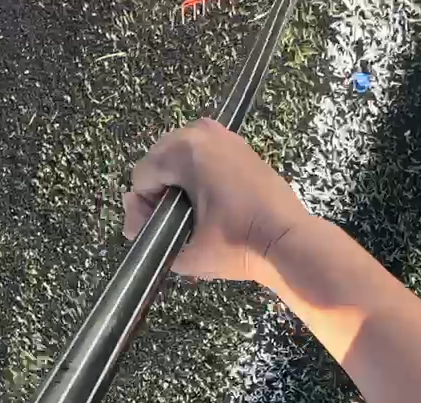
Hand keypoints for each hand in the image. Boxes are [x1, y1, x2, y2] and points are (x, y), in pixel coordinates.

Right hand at [122, 117, 310, 283]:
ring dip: (180, 187)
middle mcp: (204, 132)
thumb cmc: (240, 247)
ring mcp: (225, 137)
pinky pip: (207, 160)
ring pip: (183, 160)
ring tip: (191, 220)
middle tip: (171, 227)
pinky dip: (202, 180)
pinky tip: (210, 208)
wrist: (287, 243)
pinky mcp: (242, 149)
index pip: (142, 176)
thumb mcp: (186, 251)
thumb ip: (148, 233)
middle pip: (160, 162)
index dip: (142, 208)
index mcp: (185, 149)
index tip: (155, 232)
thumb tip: (132, 220)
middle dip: (161, 194)